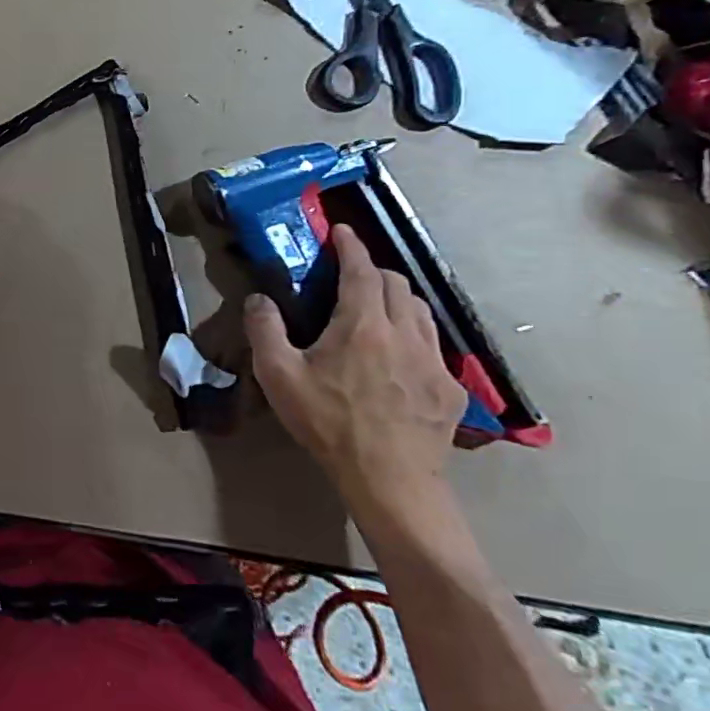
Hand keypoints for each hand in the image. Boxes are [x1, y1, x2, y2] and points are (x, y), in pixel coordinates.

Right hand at [243, 224, 466, 511]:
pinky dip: (413, 330)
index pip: (363, 271)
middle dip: (373, 270)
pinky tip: (397, 351)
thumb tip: (259, 300)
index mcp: (362, 325)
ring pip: (420, 310)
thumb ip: (265, 329)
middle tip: (349, 274)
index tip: (342, 232)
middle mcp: (404, 333)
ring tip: (375, 306)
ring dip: (396, 297)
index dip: (352, 246)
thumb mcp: (278, 375)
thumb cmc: (328, 422)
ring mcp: (434, 361)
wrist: (389, 478)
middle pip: (397, 284)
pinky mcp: (450, 387)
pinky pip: (433, 342)